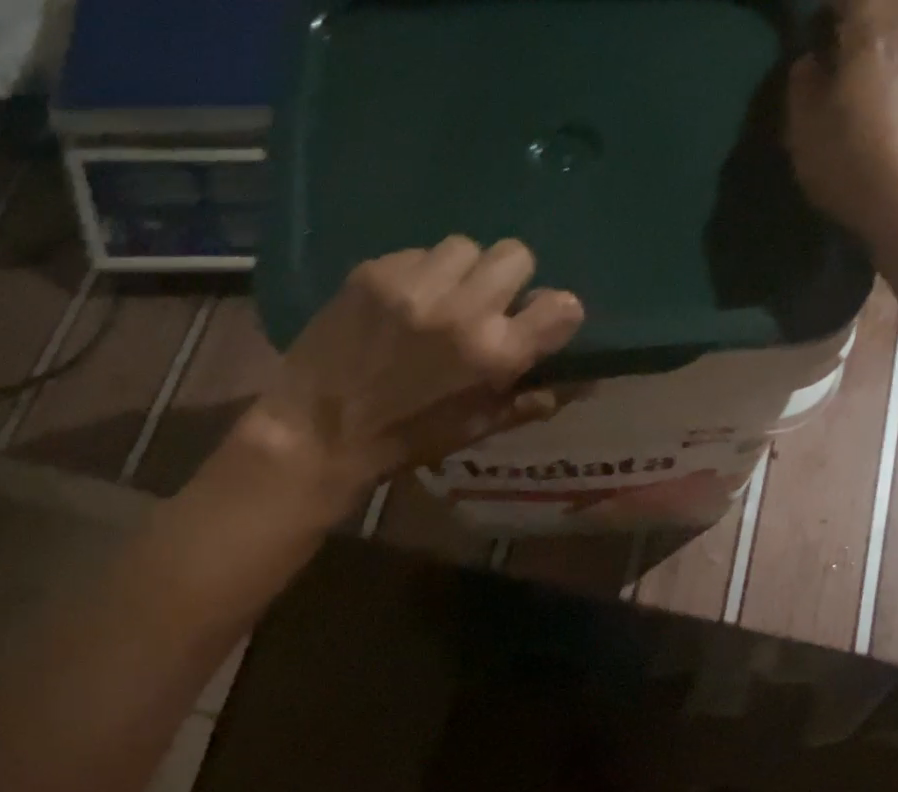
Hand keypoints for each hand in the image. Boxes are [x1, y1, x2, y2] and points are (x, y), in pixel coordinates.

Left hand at [232, 236, 583, 512]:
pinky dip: (420, 275)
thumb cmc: (408, 438)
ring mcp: (416, 283)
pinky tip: (402, 304)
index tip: (537, 325)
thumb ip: (529, 400)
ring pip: (465, 246)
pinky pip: (417, 252)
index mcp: (495, 354)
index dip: (554, 314)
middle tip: (486, 306)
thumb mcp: (478, 429)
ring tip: (441, 301)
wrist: (320, 429)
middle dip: (508, 280)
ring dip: (463, 271)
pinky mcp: (375, 269)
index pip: (561, 306)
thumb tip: (577, 384)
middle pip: (515, 255)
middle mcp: (462, 308)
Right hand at [786, 0, 897, 243]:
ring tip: (832, 108)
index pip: (851, 6)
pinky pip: (889, 107)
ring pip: (880, 75)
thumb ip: (802, 85)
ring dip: (858, 84)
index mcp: (867, 46)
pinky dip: (871, 112)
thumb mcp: (803, 123)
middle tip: (816, 65)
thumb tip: (808, 61)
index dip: (830, 10)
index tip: (812, 19)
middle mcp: (897, 60)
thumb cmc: (845, 159)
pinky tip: (855, 137)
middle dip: (844, 48)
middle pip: (870, 40)